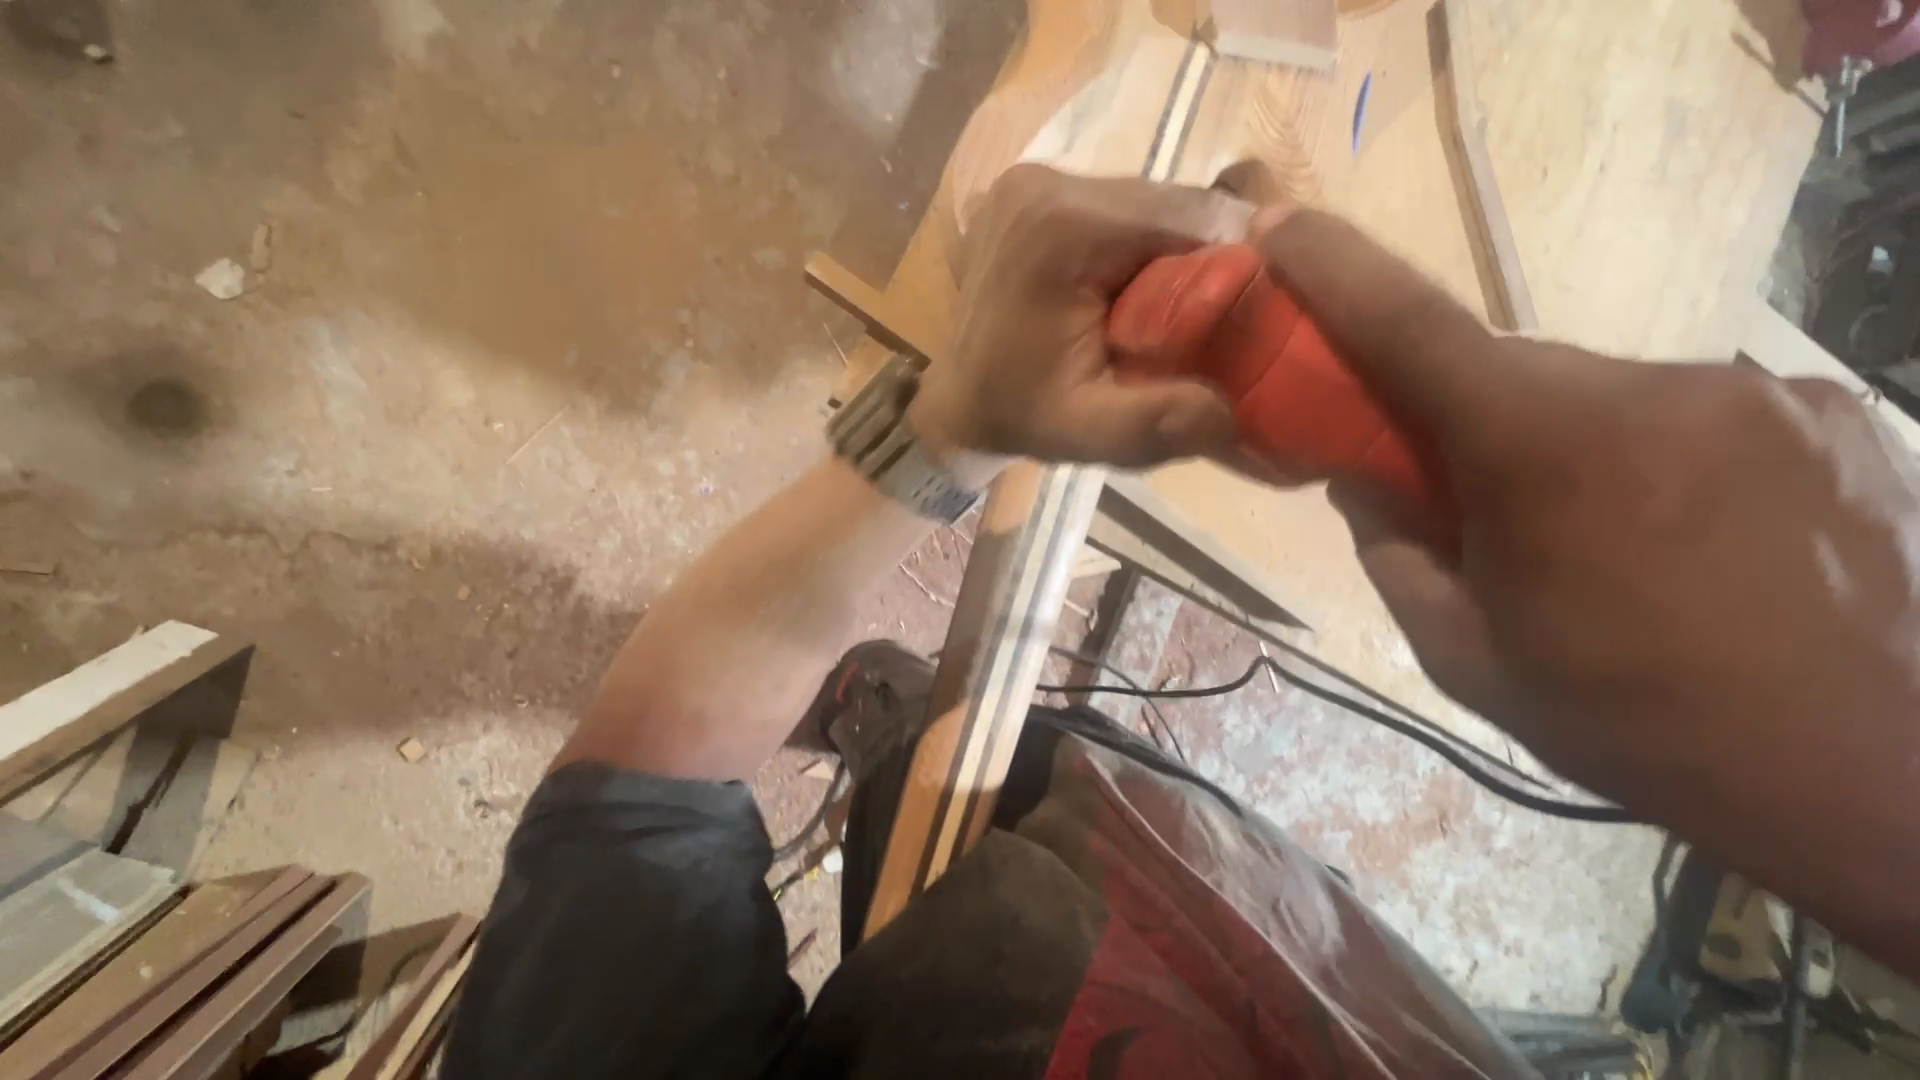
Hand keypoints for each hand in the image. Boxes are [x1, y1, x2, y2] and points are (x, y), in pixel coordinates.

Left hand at [908, 165, 1252, 467]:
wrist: (957, 404)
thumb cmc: (1021, 419)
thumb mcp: (1094, 433)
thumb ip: (1166, 421)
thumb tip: (1250, 414)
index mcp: (1063, 226)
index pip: (1191, 218)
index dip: (1234, 264)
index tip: (1247, 314)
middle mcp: (1045, 183)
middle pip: (1170, 202)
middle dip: (1202, 258)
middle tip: (1215, 317)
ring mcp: (1032, 179)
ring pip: (1147, 201)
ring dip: (1172, 250)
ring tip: (1174, 308)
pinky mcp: (1030, 189)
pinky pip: (1115, 206)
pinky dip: (1138, 244)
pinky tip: (1136, 290)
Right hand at [1256, 208, 1919, 965]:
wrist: (1874, 775)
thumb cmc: (1631, 721)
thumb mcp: (1464, 653)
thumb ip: (1392, 549)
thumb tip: (1365, 478)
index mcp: (1546, 450)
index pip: (1415, 330)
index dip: (1337, 271)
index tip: (1279, 230)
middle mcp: (1650, 388)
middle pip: (1504, 368)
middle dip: (1458, 414)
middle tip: (1453, 494)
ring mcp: (1750, 390)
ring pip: (1592, 390)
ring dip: (1553, 440)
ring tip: (1586, 539)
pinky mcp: (1823, 409)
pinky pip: (1679, 410)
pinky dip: (1640, 453)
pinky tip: (1675, 534)